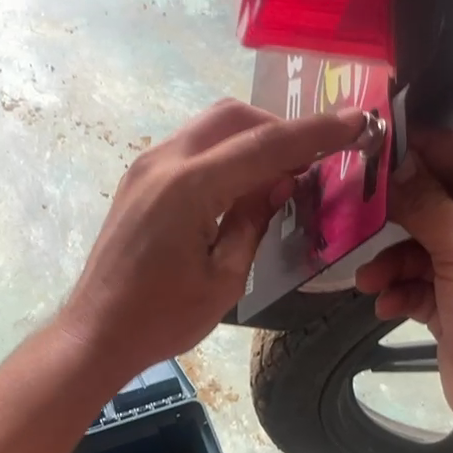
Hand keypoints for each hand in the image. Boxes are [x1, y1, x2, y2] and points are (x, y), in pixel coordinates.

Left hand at [58, 100, 365, 376]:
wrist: (97, 334)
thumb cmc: (161, 320)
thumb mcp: (223, 281)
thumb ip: (253, 222)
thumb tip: (278, 182)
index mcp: (189, 188)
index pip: (265, 145)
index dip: (315, 133)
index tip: (356, 124)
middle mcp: (164, 162)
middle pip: (233, 117)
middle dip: (279, 129)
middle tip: (311, 159)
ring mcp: (145, 168)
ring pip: (209, 127)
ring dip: (249, 139)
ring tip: (279, 173)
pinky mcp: (136, 182)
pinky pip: (189, 148)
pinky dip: (222, 154)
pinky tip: (239, 185)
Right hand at [356, 131, 452, 436]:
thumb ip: (426, 204)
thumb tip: (394, 164)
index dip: (419, 152)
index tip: (370, 150)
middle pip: (437, 205)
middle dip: (396, 218)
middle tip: (354, 216)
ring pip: (422, 250)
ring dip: (392, 264)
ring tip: (368, 281)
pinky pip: (420, 286)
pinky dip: (401, 292)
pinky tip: (386, 304)